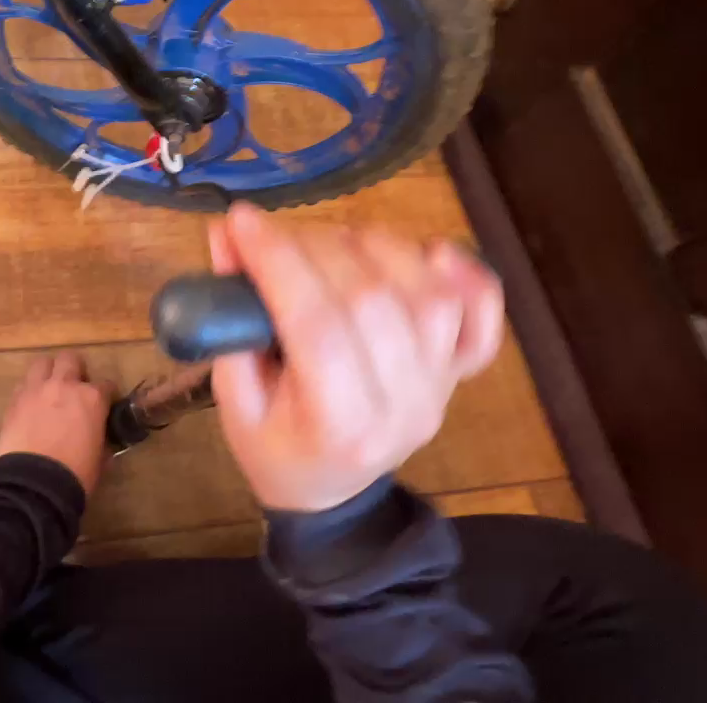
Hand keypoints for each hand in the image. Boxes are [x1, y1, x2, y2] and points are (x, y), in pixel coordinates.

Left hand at [0, 352, 112, 495]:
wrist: (34, 484)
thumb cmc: (75, 475)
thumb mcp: (100, 459)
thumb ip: (102, 441)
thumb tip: (101, 440)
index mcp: (92, 399)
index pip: (106, 385)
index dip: (106, 395)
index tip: (104, 405)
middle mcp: (64, 386)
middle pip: (70, 359)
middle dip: (75, 370)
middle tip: (74, 388)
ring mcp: (36, 390)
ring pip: (42, 363)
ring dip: (48, 373)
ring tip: (49, 390)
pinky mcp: (14, 401)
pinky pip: (23, 385)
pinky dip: (29, 391)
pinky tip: (30, 406)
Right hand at [208, 203, 504, 511]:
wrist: (332, 487)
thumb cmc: (274, 445)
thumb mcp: (234, 398)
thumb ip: (228, 320)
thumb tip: (226, 236)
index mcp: (338, 426)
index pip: (318, 328)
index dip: (279, 263)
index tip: (240, 220)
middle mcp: (403, 405)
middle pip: (371, 300)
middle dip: (311, 245)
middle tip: (270, 232)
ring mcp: (441, 385)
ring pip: (425, 292)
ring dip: (371, 246)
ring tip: (326, 244)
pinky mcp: (461, 367)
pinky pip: (480, 309)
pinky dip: (463, 270)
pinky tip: (428, 252)